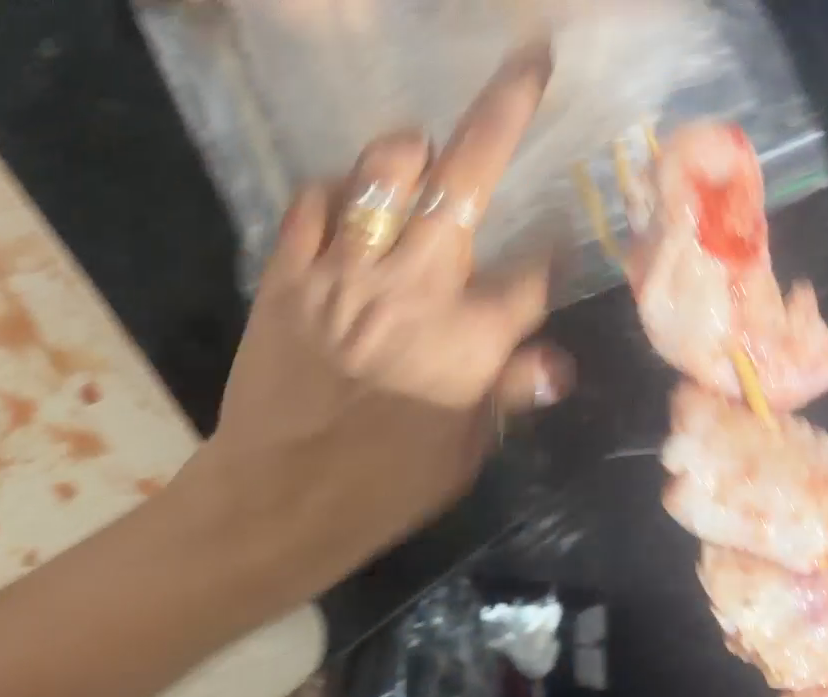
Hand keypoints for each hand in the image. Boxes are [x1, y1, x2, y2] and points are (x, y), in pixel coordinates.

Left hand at [184, 44, 572, 594]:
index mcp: (471, 339)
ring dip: (406, 153)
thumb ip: (503, 399)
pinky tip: (339, 212)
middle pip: (468, 177)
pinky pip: (309, 205)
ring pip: (383, 169)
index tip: (548, 247)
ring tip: (413, 159)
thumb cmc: (377, 493)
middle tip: (526, 65)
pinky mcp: (285, 280)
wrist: (275, 500)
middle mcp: (414, 288)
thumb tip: (553, 363)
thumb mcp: (461, 458)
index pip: (534, 269)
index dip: (549, 252)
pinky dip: (330, 196)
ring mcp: (344, 276)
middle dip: (507, 108)